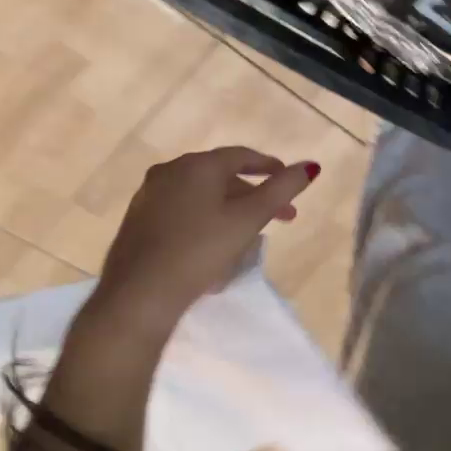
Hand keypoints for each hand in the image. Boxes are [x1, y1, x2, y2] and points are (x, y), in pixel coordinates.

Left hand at [82, 148, 321, 345]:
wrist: (139, 294)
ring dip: (231, 207)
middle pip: (222, 175)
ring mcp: (149, 196)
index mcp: (197, 165)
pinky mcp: (139, 221)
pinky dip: (207, 217)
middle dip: (254, 193)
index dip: (271, 167)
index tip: (290, 181)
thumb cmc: (201, 249)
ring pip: (202, 193)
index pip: (242, 156)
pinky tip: (216, 242)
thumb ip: (283, 189)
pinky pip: (183, 209)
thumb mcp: (251, 218)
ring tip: (251, 232)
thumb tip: (311, 165)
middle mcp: (170, 172)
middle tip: (280, 217)